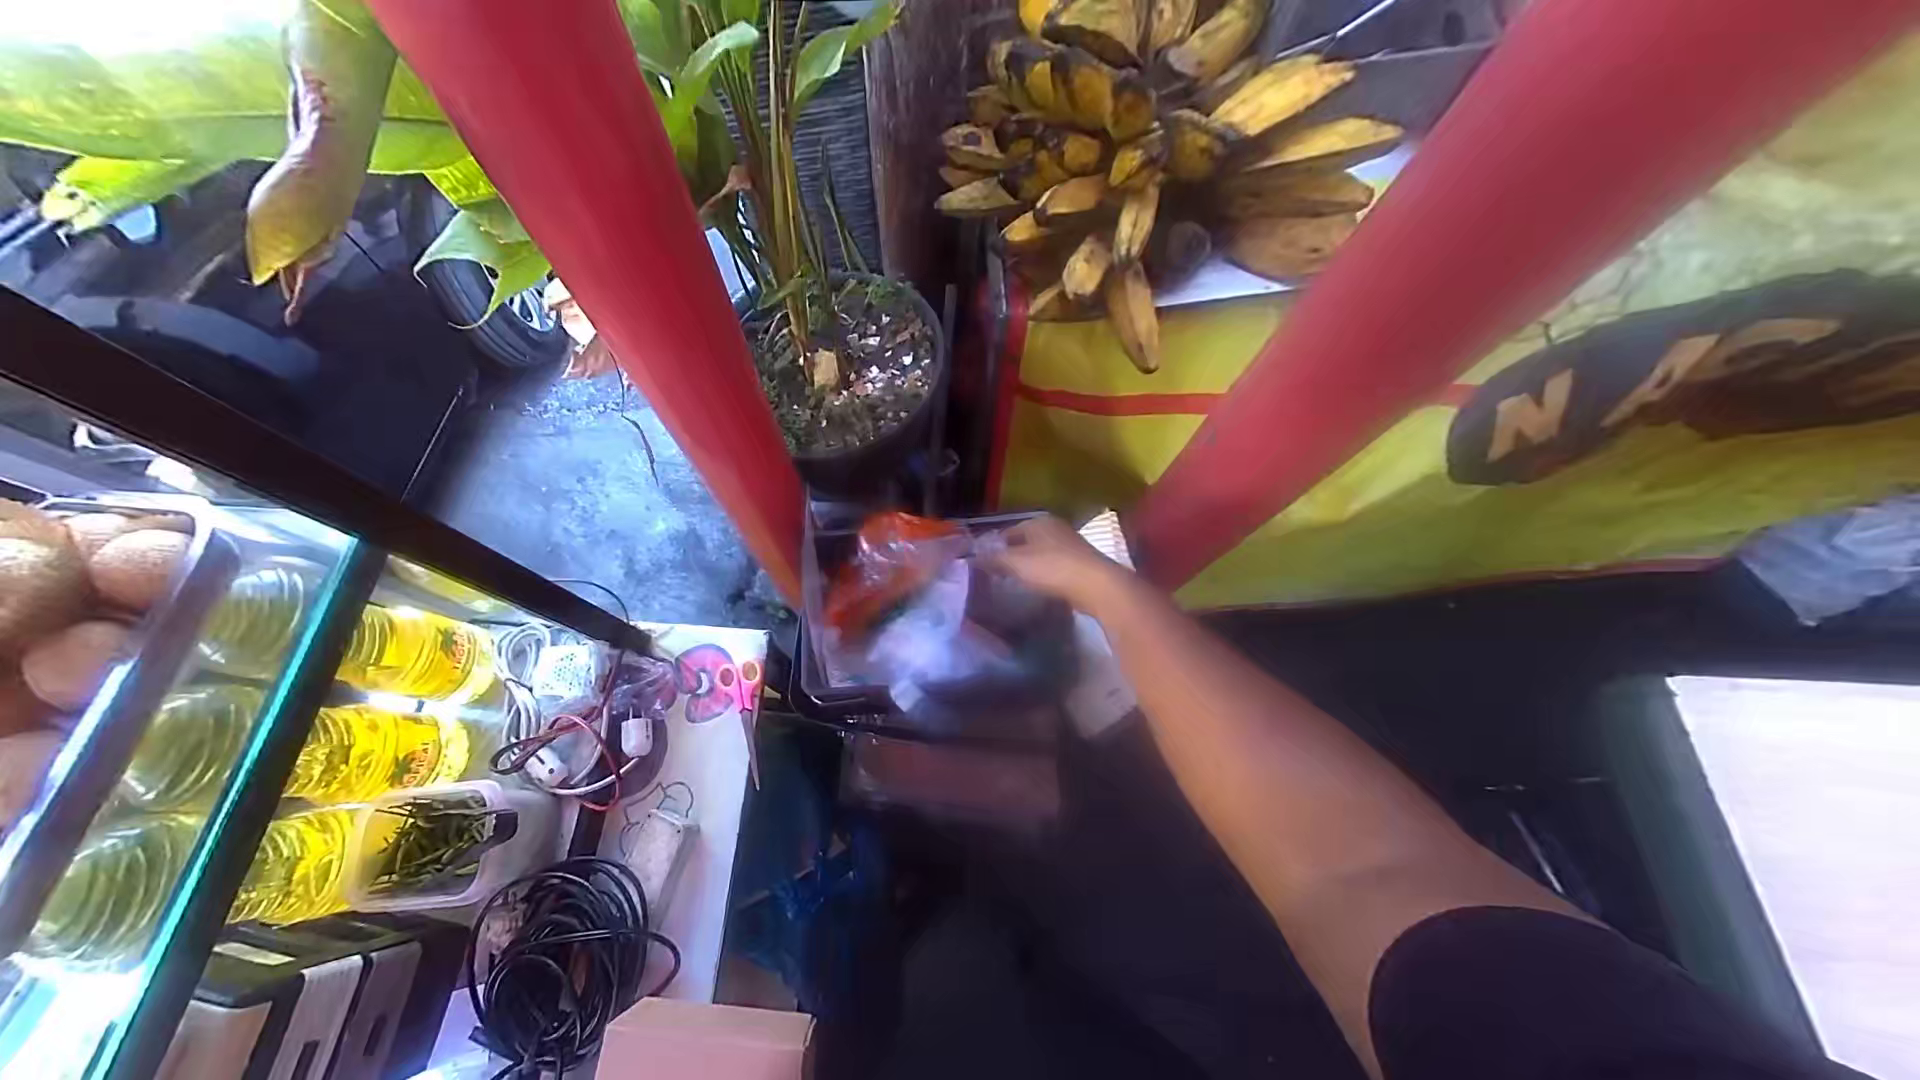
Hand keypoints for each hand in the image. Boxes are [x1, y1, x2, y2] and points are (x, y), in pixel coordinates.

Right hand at [987, 515, 1137, 616]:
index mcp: (1038, 522)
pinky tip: (1038, 586)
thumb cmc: (1053, 568)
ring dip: (1028, 566)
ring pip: (1040, 554)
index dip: (993, 546)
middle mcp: (1055, 528)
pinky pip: (1054, 566)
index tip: (982, 563)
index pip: (1008, 531)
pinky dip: (1044, 574)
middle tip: (996, 574)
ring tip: (1014, 582)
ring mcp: (1070, 545)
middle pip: (1025, 541)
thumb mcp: (1017, 563)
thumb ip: (993, 560)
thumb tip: (971, 558)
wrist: (1097, 585)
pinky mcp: (1080, 563)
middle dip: (1011, 556)